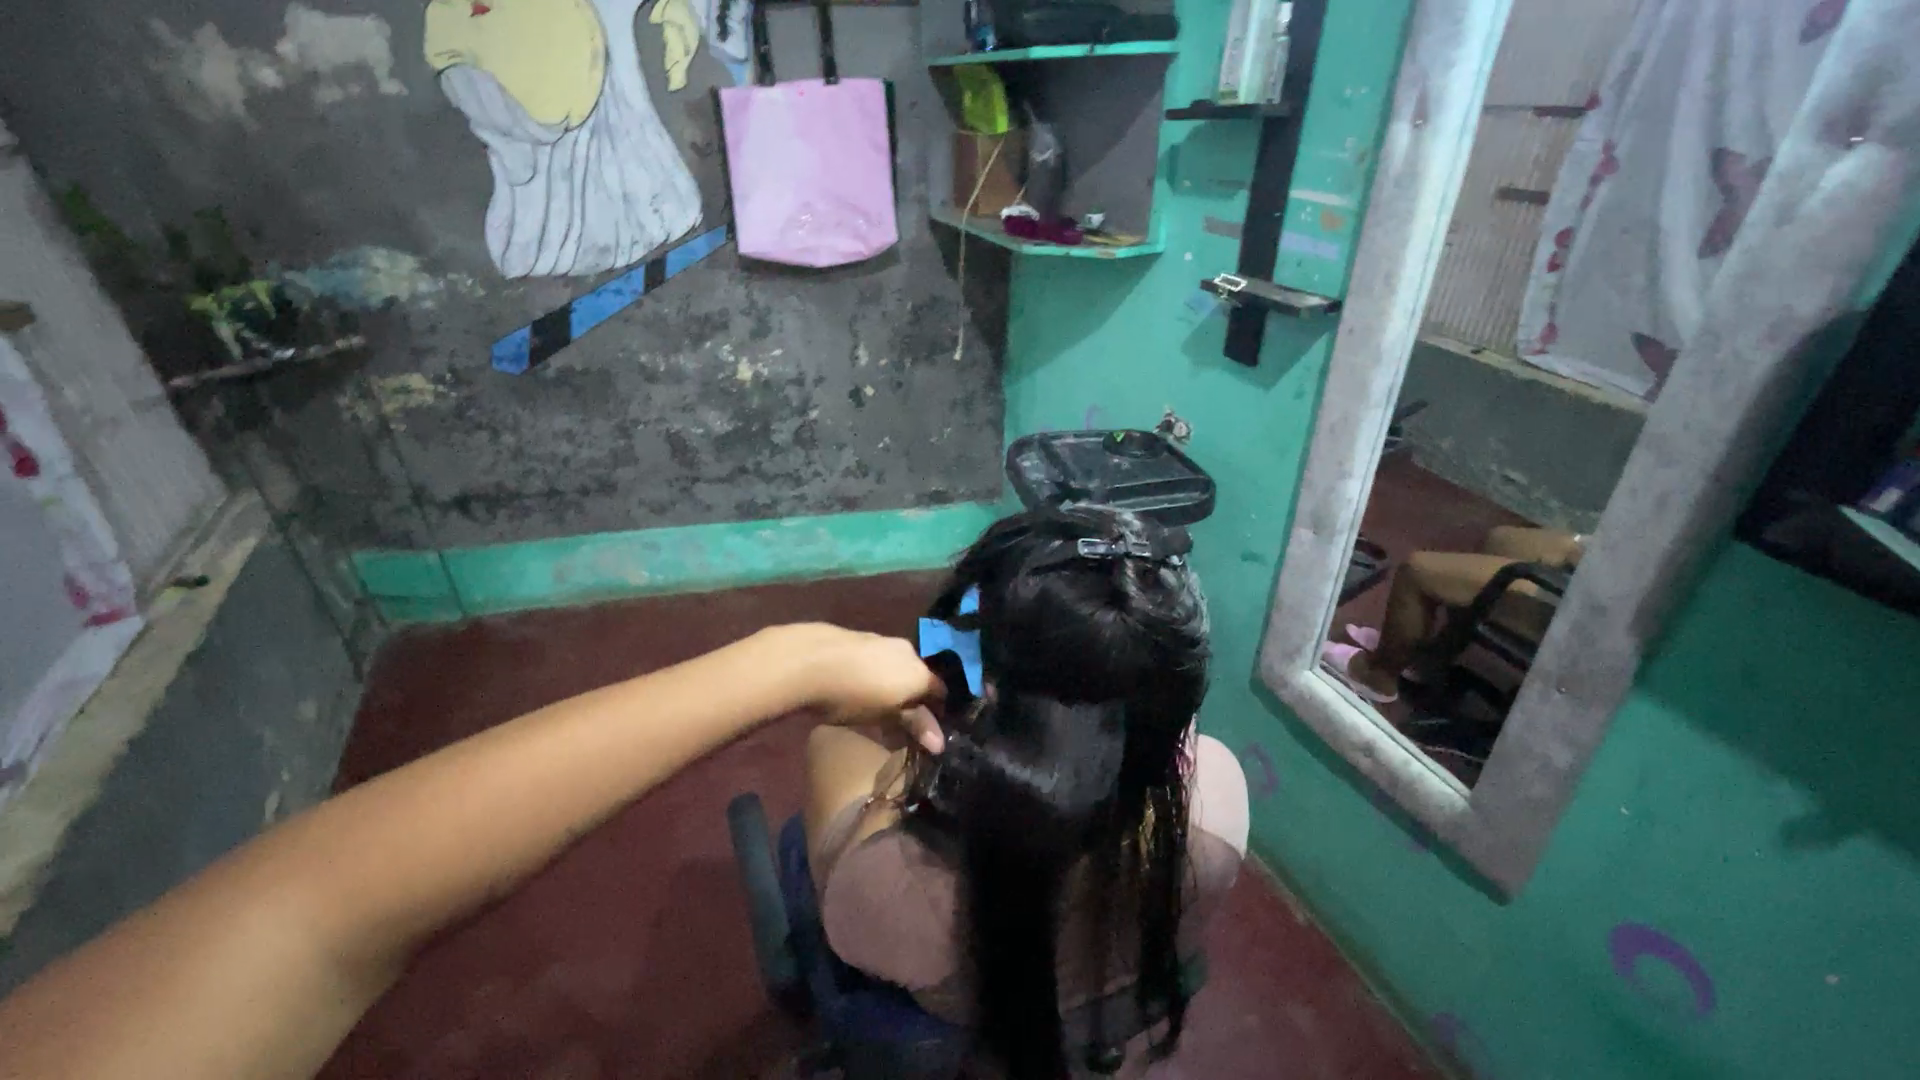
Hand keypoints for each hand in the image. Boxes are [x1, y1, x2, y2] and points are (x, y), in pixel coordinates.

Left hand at [757, 625, 946, 752]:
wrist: (807, 659)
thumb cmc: (852, 695)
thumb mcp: (884, 716)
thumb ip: (914, 725)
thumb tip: (940, 743)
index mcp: (920, 672)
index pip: (941, 693)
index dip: (936, 712)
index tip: (924, 731)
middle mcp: (907, 651)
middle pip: (918, 678)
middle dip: (911, 699)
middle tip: (897, 722)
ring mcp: (882, 640)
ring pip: (896, 666)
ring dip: (891, 684)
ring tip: (873, 705)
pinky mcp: (860, 637)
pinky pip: (876, 659)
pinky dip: (874, 673)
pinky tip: (855, 685)